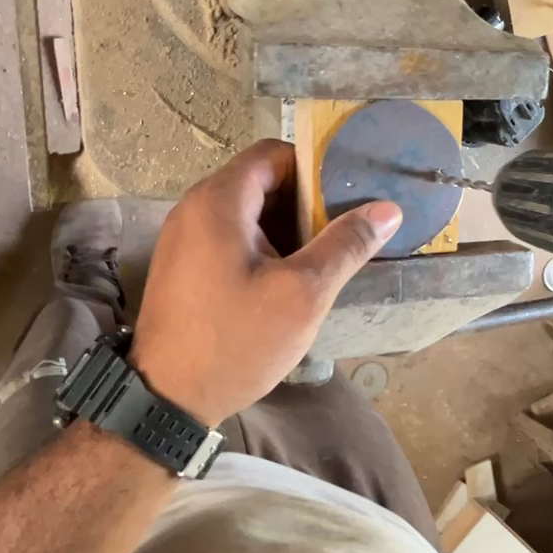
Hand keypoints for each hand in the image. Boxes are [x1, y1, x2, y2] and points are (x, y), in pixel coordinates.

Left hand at [130, 140, 401, 425]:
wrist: (166, 399)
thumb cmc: (236, 340)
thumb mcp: (303, 293)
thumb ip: (345, 245)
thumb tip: (386, 209)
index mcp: (218, 201)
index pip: (273, 154)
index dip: (315, 166)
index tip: (350, 193)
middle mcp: (194, 208)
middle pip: (260, 181)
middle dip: (305, 201)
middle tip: (345, 230)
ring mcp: (184, 237)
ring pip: (246, 212)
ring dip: (286, 228)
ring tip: (325, 257)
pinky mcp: (183, 266)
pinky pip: (229, 237)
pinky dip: (262, 246)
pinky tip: (289, 279)